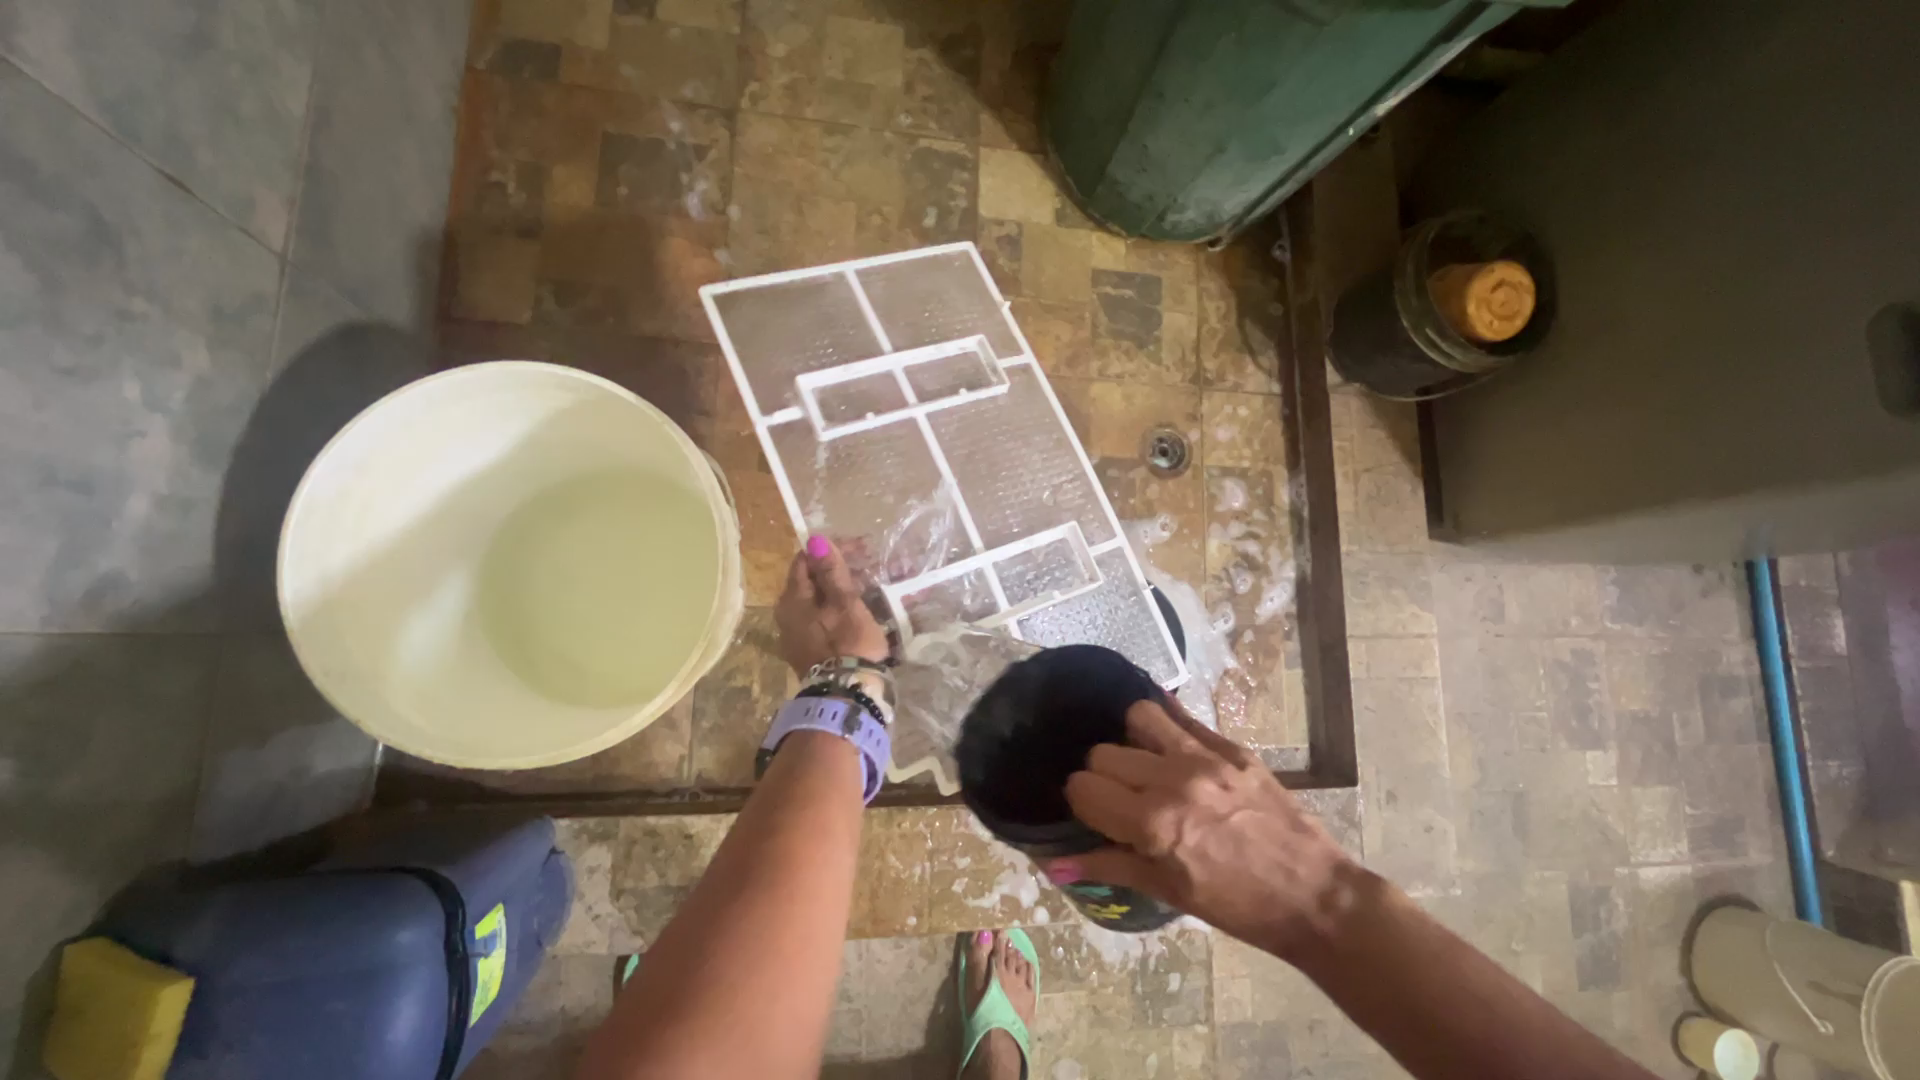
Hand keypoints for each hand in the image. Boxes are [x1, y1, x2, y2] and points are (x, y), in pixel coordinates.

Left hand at [774, 536, 889, 673]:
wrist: (847, 695)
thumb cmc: (848, 642)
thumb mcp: (844, 602)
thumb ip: (830, 571)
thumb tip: (814, 539)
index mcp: (792, 599)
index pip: (805, 560)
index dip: (831, 550)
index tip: (860, 549)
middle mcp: (785, 614)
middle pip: (809, 581)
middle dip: (835, 569)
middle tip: (866, 565)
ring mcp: (794, 635)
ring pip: (815, 600)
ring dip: (837, 590)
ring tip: (865, 587)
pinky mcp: (807, 651)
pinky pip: (819, 619)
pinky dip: (835, 609)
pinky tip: (854, 611)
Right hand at [1039, 699, 1363, 961]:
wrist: (1315, 896)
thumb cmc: (1238, 906)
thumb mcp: (1169, 892)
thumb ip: (1109, 866)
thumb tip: (1053, 865)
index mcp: (1153, 824)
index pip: (1083, 789)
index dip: (1082, 803)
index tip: (1094, 815)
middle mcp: (1173, 781)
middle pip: (1102, 753)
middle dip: (1102, 776)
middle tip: (1120, 799)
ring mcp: (1205, 757)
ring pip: (1138, 716)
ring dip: (1131, 739)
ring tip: (1145, 765)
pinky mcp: (1233, 746)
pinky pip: (1184, 714)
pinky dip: (1166, 721)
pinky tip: (1163, 735)